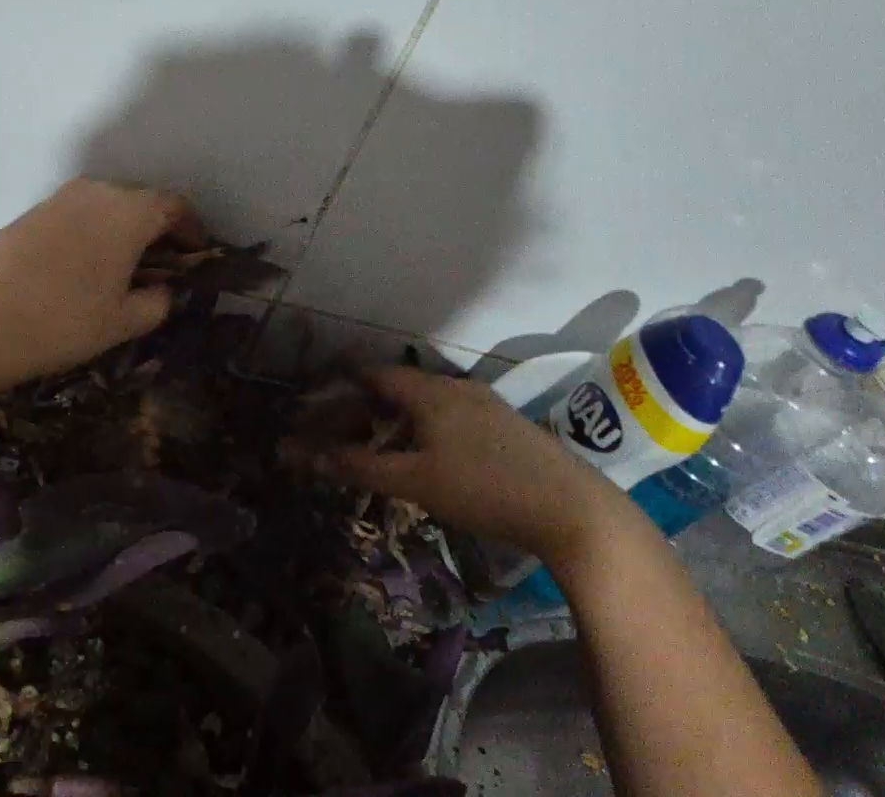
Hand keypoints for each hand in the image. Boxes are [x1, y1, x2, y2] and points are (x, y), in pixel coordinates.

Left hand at [0, 179, 204, 398]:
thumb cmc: (60, 321)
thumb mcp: (122, 322)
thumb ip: (157, 302)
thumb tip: (165, 292)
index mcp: (129, 211)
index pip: (176, 207)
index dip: (194, 232)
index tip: (199, 258)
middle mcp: (98, 192)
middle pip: (143, 203)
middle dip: (160, 232)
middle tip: (166, 269)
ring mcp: (61, 199)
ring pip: (110, 208)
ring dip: (127, 232)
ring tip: (128, 272)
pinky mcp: (34, 212)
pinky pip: (81, 215)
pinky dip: (97, 234)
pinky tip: (90, 269)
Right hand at [314, 366, 632, 565]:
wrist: (573, 511)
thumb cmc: (484, 490)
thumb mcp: (416, 482)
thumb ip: (361, 467)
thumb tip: (310, 456)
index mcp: (433, 393)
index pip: (377, 374)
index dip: (344, 385)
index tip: (318, 402)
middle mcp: (459, 389)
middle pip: (401, 388)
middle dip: (366, 407)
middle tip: (340, 431)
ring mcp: (487, 406)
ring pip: (427, 404)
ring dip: (396, 420)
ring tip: (376, 447)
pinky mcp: (506, 428)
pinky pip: (450, 417)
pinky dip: (423, 429)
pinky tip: (424, 457)